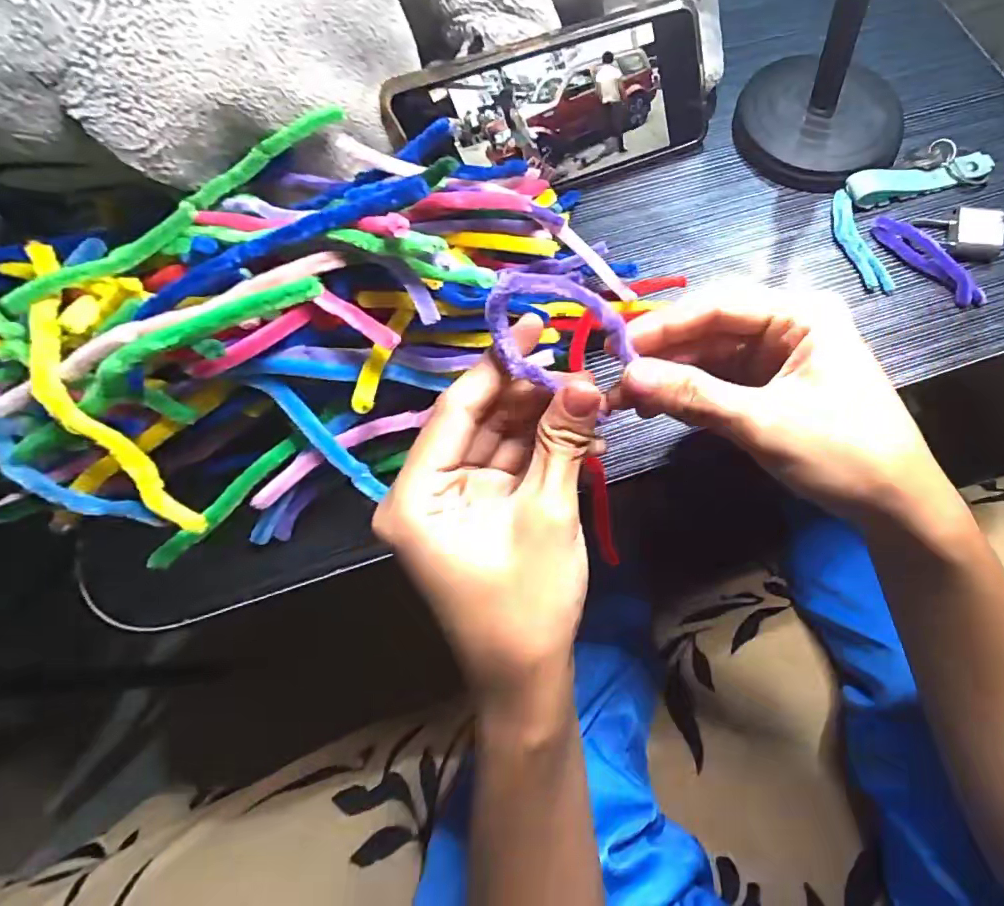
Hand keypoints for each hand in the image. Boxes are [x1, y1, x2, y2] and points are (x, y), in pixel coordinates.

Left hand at [373, 314, 602, 704]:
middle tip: (575, 359)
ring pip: (501, 438)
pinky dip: (546, 447)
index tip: (536, 325)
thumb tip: (584, 380)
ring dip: (544, 417)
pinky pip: (514, 463)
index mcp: (416, 494)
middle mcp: (428, 490)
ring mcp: (457, 499)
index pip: (457, 409)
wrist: (529, 677)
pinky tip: (583, 430)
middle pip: (481, 420)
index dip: (499, 364)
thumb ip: (562, 442)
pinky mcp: (484, 509)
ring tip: (587, 392)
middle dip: (529, 391)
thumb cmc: (527, 603)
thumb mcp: (547, 513)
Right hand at [608, 286, 959, 531]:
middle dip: (666, 354)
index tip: (617, 346)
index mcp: (801, 313)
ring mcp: (782, 356)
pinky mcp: (775, 387)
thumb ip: (695, 396)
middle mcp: (790, 325)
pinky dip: (693, 394)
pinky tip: (659, 405)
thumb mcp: (764, 423)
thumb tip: (629, 377)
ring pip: (714, 356)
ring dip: (674, 376)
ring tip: (628, 398)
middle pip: (714, 329)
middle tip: (616, 377)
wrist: (895, 505)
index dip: (665, 325)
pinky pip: (725, 381)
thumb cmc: (842, 453)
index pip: (720, 306)